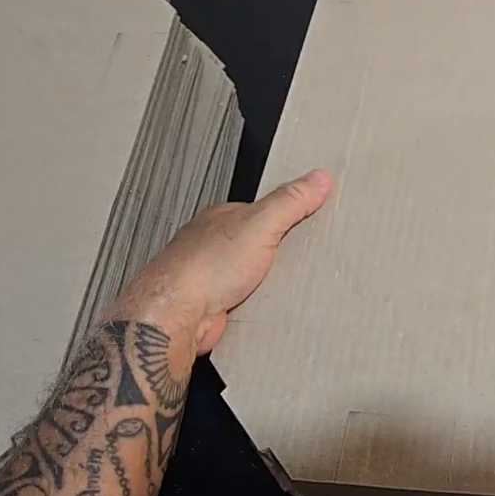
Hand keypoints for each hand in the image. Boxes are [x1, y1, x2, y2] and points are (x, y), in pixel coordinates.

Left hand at [112, 169, 331, 353]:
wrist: (176, 317)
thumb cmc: (203, 269)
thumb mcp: (260, 224)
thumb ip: (290, 201)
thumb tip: (318, 178)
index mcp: (224, 217)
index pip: (266, 208)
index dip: (291, 212)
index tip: (314, 216)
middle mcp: (215, 244)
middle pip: (261, 240)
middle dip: (282, 248)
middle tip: (306, 252)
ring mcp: (214, 275)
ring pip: (254, 272)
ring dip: (271, 278)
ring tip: (292, 279)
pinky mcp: (216, 304)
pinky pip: (248, 298)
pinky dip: (260, 300)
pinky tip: (270, 301)